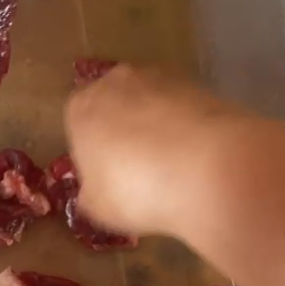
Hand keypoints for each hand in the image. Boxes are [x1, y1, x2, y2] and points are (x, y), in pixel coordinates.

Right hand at [63, 64, 253, 236]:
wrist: (207, 170)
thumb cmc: (135, 191)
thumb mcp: (96, 207)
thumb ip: (89, 193)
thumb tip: (94, 190)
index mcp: (81, 108)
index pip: (77, 122)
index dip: (90, 149)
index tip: (104, 174)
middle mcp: (116, 82)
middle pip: (114, 105)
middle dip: (122, 131)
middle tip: (136, 170)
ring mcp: (160, 78)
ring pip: (149, 103)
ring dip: (155, 127)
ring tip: (169, 166)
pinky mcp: (199, 84)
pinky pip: (181, 109)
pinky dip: (183, 127)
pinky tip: (192, 158)